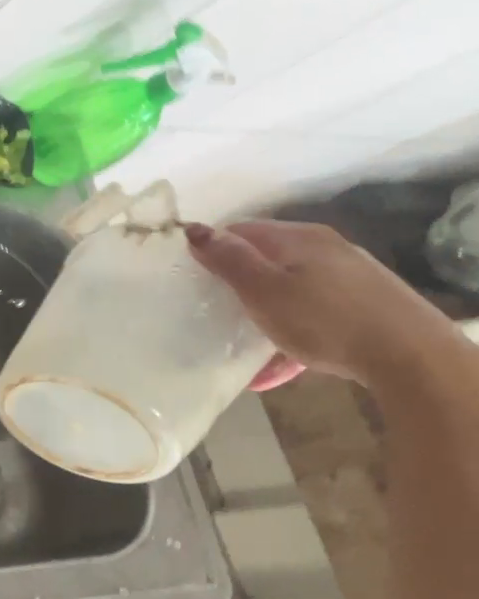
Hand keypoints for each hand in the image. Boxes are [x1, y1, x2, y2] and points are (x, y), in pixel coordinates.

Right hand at [186, 220, 455, 386]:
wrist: (409, 355)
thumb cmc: (323, 318)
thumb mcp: (263, 289)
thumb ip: (229, 259)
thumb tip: (195, 229)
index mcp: (299, 239)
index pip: (240, 231)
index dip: (211, 249)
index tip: (189, 278)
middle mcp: (325, 249)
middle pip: (264, 260)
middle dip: (234, 284)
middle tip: (208, 310)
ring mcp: (346, 277)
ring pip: (286, 291)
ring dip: (259, 314)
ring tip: (237, 345)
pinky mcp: (359, 305)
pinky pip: (309, 316)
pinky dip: (287, 337)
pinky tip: (272, 369)